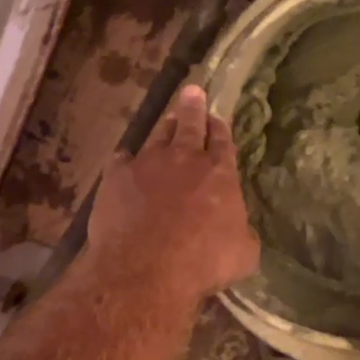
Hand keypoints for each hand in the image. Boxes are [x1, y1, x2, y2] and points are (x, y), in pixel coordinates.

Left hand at [88, 85, 259, 297]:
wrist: (145, 268)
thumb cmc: (202, 263)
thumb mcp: (243, 254)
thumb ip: (243, 235)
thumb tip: (242, 232)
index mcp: (219, 174)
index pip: (222, 142)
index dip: (219, 128)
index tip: (217, 117)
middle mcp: (185, 159)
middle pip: (190, 125)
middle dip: (193, 107)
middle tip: (192, 91)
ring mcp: (148, 164)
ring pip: (158, 136)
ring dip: (165, 127)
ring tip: (168, 119)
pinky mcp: (117, 176)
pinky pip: (123, 160)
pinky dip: (126, 161)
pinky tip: (124, 162)